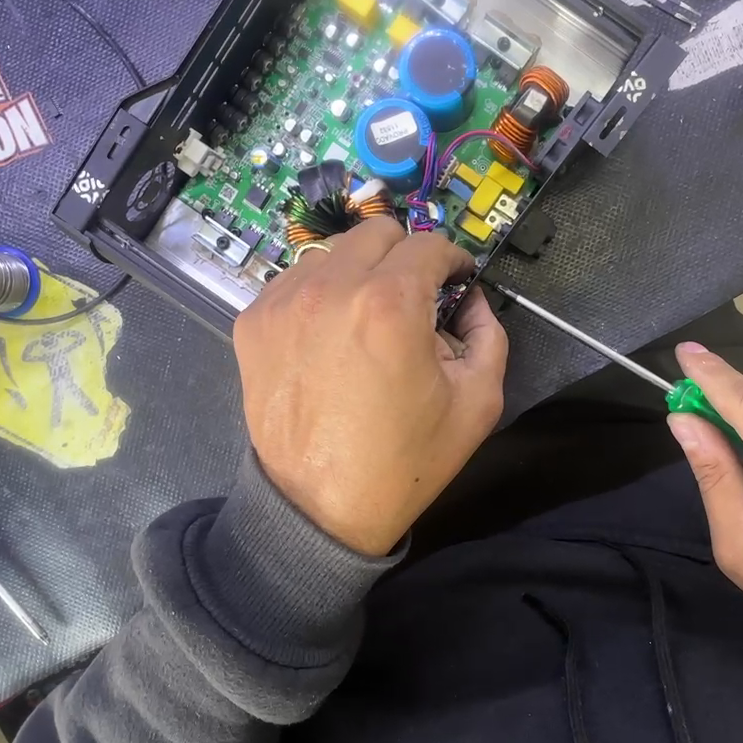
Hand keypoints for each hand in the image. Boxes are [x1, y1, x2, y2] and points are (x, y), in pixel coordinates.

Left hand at [234, 218, 507, 555]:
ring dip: (360, 272)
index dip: (454, 260)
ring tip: (367, 321)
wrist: (320, 510)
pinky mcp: (253, 322)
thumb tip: (471, 300)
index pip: (430, 244)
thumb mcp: (478, 402)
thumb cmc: (405, 461)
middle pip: (377, 232)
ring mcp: (283, 301)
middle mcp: (331, 287)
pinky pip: (295, 281)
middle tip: (414, 300)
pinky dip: (320, 295)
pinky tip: (330, 337)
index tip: (457, 283)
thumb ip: (489, 332)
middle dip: (406, 257)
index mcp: (390, 303)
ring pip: (332, 252)